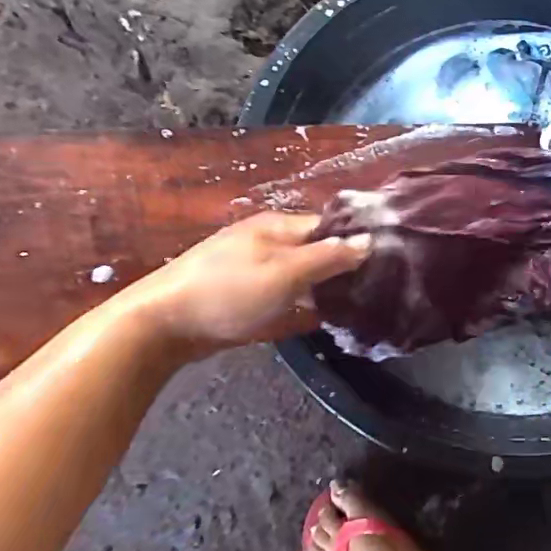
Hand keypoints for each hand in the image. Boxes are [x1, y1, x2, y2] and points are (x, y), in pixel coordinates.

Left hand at [123, 212, 370, 351]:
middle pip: (320, 248)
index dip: (359, 241)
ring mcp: (255, 266)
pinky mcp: (246, 292)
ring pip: (305, 272)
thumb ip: (329, 257)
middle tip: (378, 288)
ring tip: (358, 304)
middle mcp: (269, 240)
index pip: (332, 226)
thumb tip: (370, 241)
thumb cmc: (228, 292)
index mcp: (279, 226)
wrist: (161, 324)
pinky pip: (288, 291)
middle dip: (346, 266)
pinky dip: (306, 300)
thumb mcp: (285, 273)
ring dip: (327, 286)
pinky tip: (320, 316)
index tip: (389, 261)